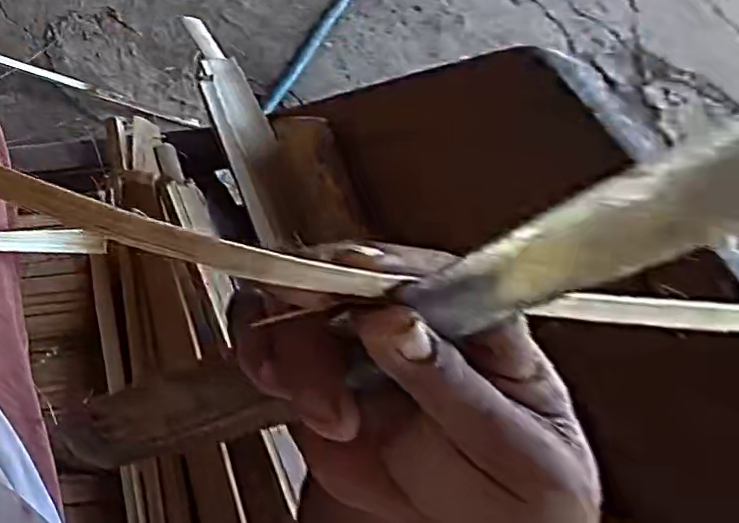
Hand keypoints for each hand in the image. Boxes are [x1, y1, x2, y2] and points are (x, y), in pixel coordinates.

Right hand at [229, 245, 600, 522]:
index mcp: (474, 324)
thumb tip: (398, 319)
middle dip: (317, 313)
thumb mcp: (512, 458)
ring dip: (289, 349)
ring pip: (286, 294)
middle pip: (338, 275)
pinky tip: (272, 383)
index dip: (385, 265)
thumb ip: (455, 387)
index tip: (350, 266)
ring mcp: (339, 324)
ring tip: (324, 416)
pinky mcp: (291, 343)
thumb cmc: (503, 500)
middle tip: (316, 355)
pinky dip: (252, 347)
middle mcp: (397, 309)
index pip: (428, 273)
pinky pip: (251, 319)